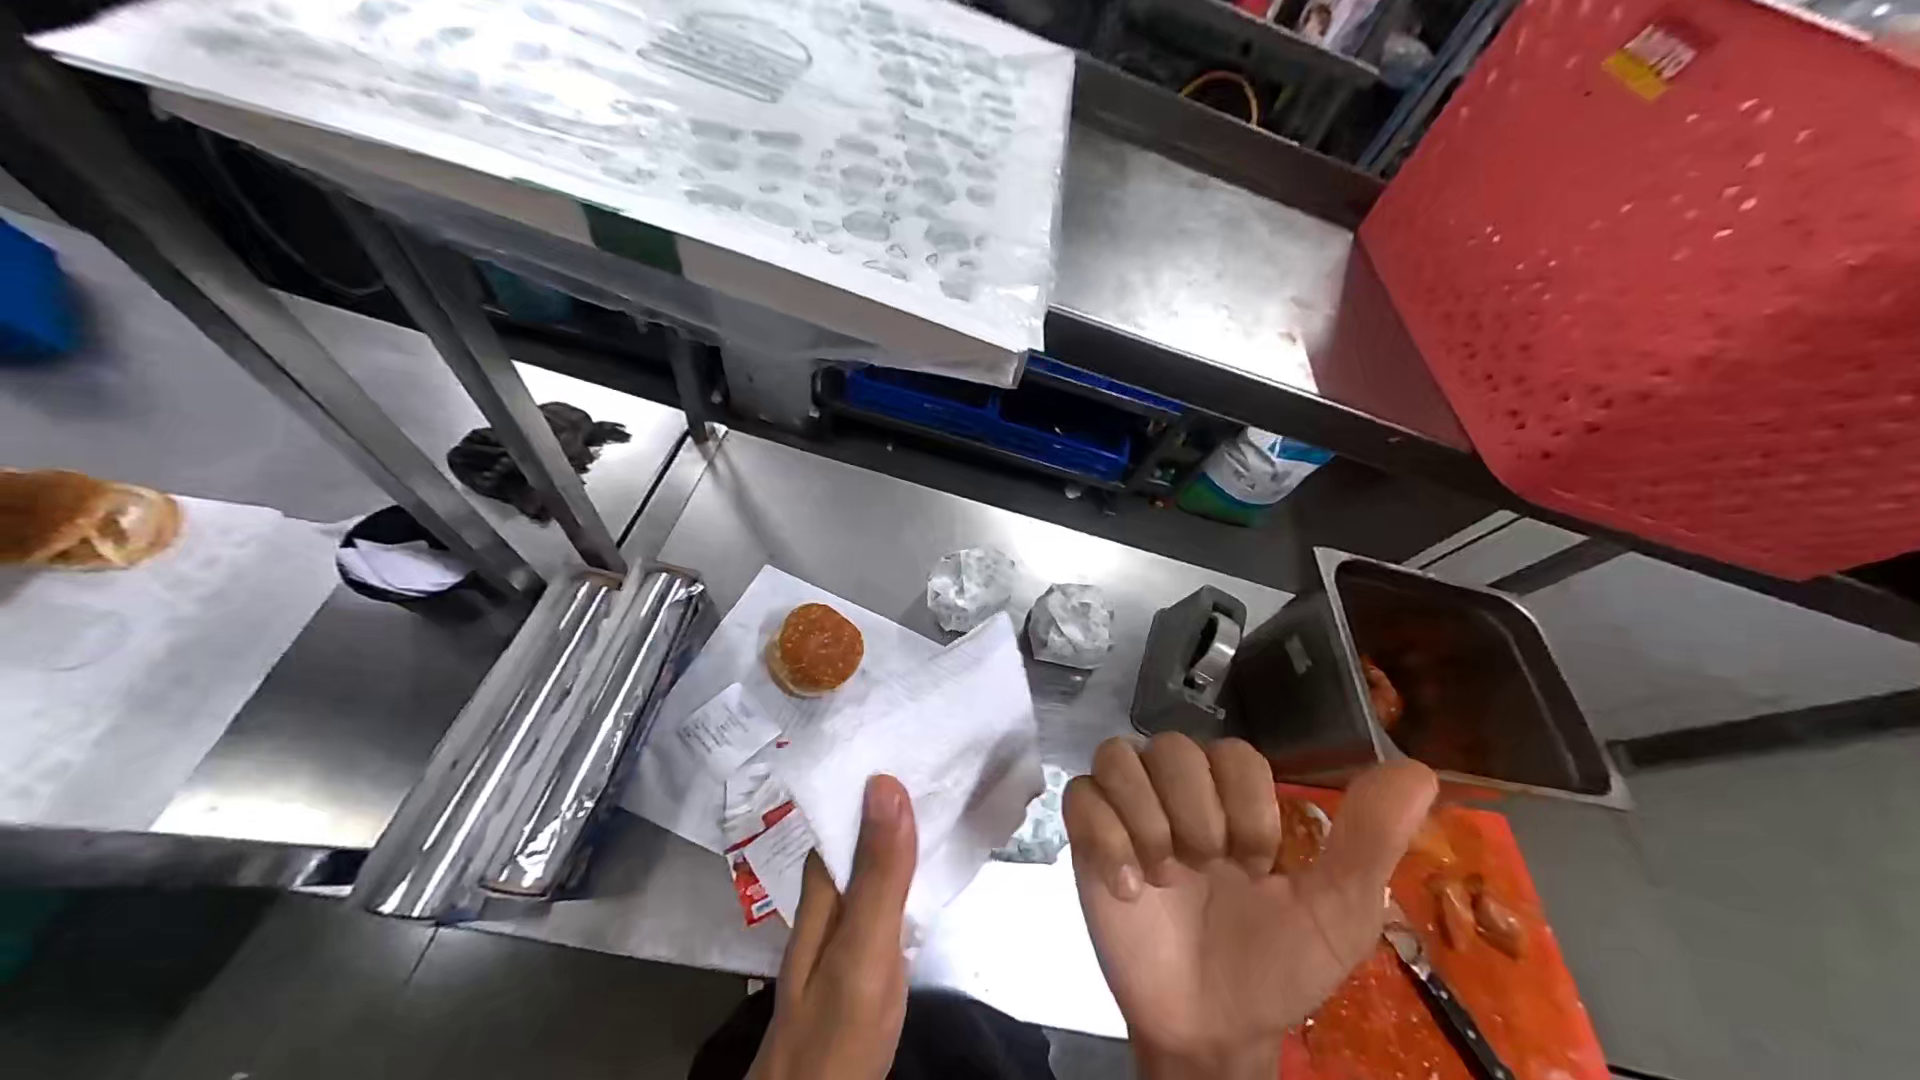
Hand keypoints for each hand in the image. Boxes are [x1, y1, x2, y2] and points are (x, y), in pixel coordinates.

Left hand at [747, 775, 916, 1079]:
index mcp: (823, 880)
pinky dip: (910, 858)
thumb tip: (885, 783)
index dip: (870, 768)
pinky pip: (890, 881)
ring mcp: (849, 917)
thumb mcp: (862, 946)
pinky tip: (933, 851)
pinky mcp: (867, 941)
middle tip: (938, 747)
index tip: (905, 728)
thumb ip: (879, 874)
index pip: (842, 804)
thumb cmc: (835, 1026)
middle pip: (860, 824)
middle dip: (893, 787)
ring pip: (876, 850)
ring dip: (902, 819)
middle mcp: (831, 889)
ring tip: (943, 783)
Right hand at [1065, 735, 1436, 1079]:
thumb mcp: (1336, 912)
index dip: (1246, 804)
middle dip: (1195, 811)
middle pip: (1171, 746)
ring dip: (1147, 817)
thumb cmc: (1275, 966)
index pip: (1232, 752)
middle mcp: (1177, 792)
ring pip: (1119, 756)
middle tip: (1207, 869)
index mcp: (1234, 800)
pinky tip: (1130, 889)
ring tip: (1164, 876)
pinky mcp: (1086, 837)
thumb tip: (1418, 768)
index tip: (1257, 867)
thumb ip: (1369, 840)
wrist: (1211, 1030)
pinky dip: (1105, 838)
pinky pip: (1081, 797)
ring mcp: (1129, 811)